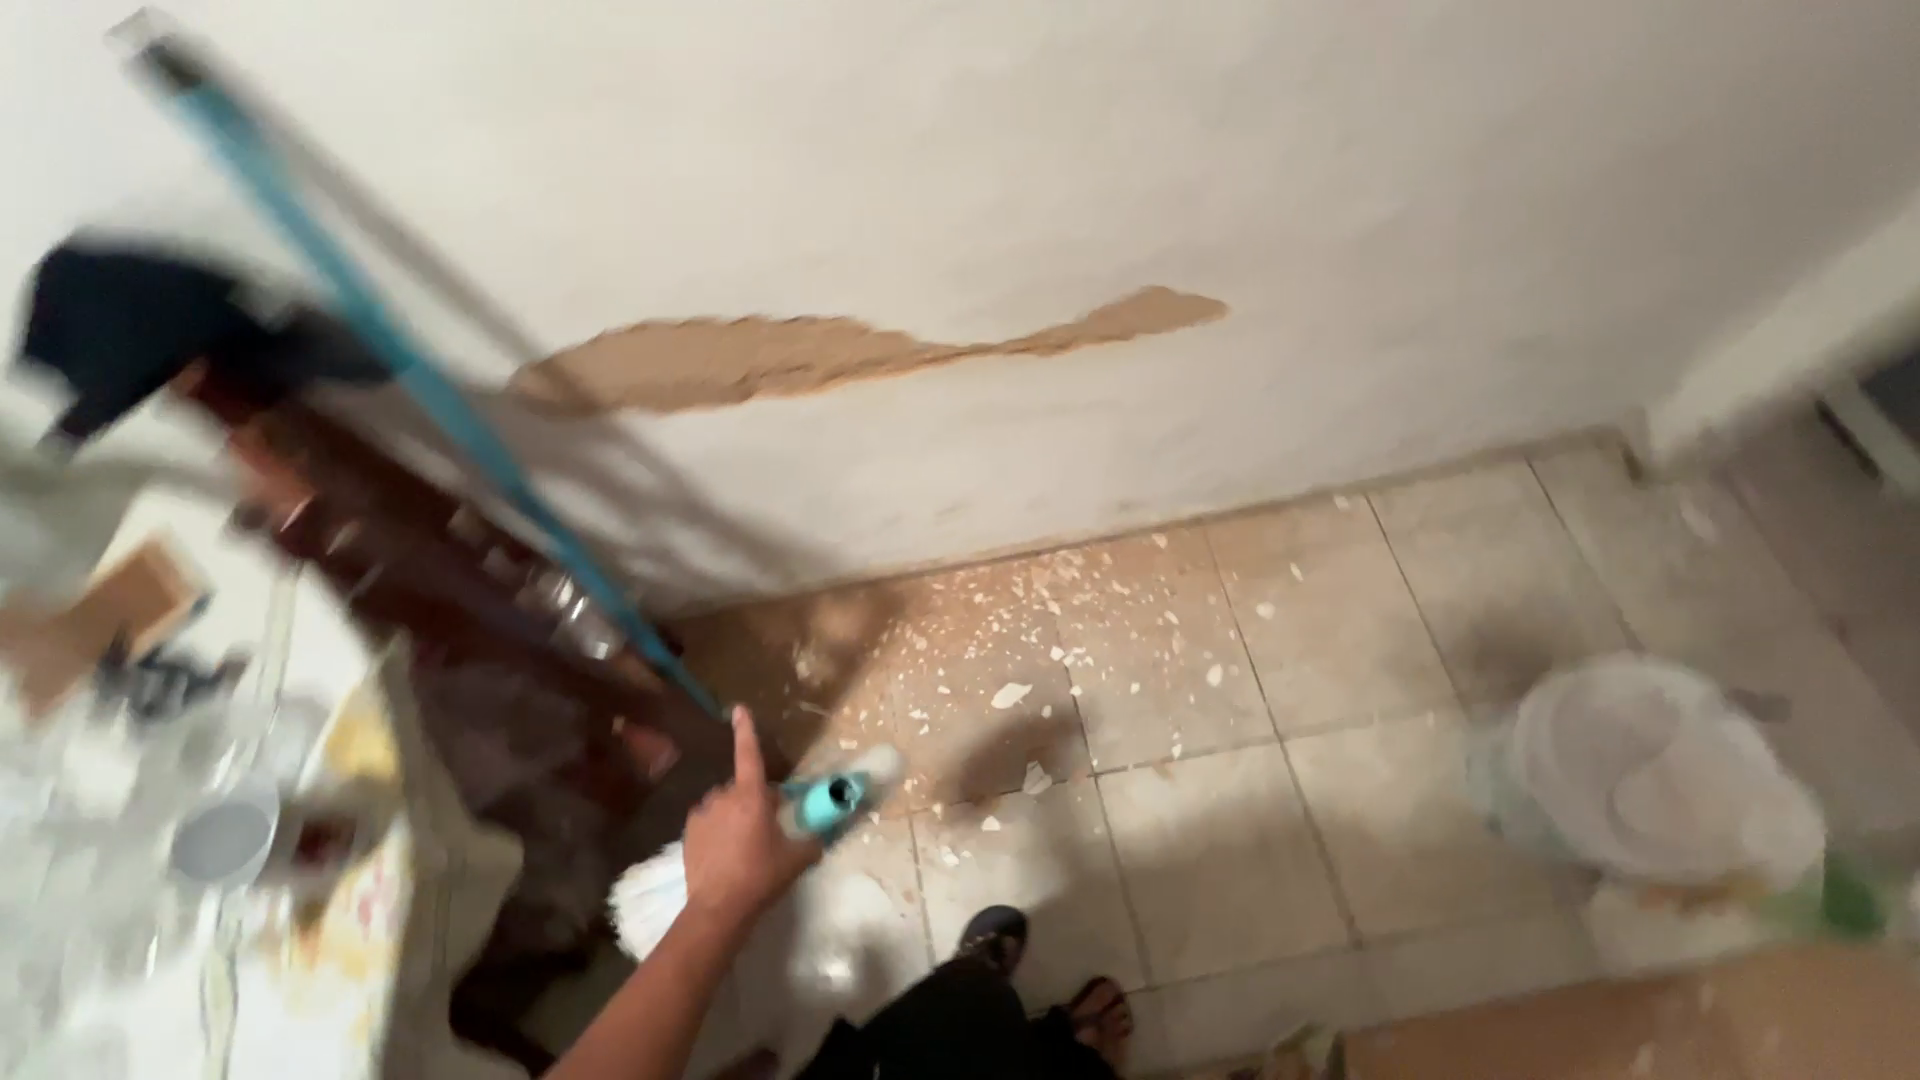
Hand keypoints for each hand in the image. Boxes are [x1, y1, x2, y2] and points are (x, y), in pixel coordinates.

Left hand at [682, 706, 823, 928]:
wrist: (719, 909)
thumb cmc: (762, 876)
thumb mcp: (797, 858)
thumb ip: (812, 841)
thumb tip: (822, 836)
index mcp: (752, 796)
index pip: (750, 755)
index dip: (746, 730)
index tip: (739, 709)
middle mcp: (724, 798)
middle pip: (742, 786)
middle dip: (754, 798)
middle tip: (766, 826)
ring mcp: (703, 814)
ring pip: (723, 804)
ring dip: (733, 814)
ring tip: (742, 844)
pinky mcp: (689, 833)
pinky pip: (708, 820)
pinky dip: (717, 828)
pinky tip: (723, 852)